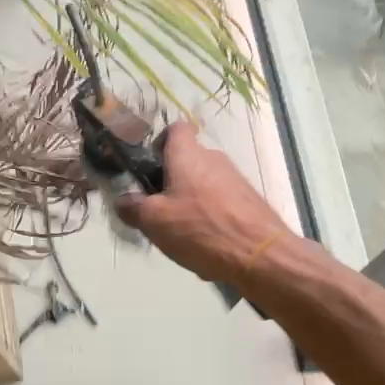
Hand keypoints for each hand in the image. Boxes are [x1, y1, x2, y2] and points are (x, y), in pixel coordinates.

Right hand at [115, 121, 289, 286]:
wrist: (262, 256)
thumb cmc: (201, 228)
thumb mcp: (155, 221)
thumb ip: (132, 208)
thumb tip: (122, 201)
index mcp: (188, 154)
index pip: (176, 128)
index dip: (161, 142)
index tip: (153, 168)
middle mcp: (213, 158)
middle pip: (188, 161)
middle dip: (174, 183)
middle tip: (163, 213)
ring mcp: (236, 179)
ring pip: (205, 185)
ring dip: (194, 204)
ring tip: (187, 238)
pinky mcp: (251, 202)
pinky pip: (224, 204)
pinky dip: (214, 220)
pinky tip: (210, 249)